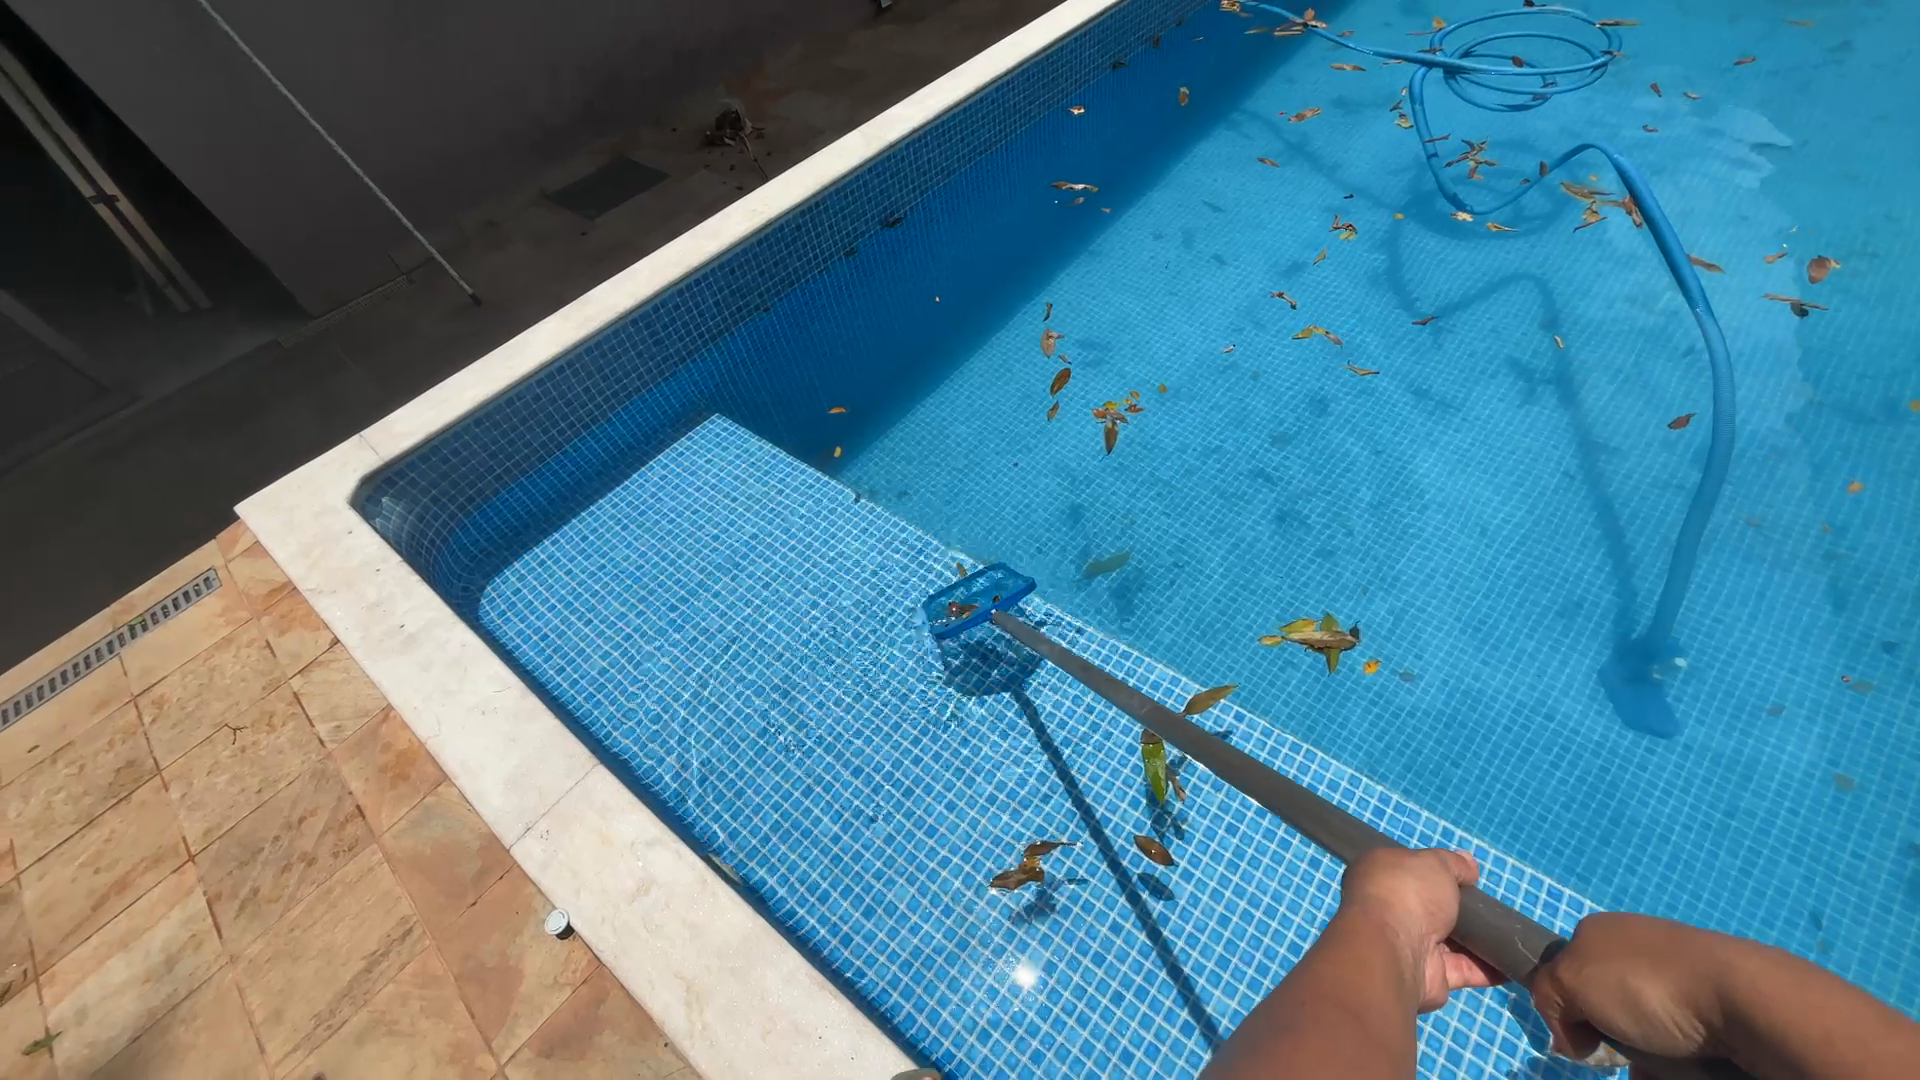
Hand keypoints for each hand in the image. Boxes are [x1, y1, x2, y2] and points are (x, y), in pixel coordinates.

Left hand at [1336, 848, 1504, 1012]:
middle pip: (1429, 906)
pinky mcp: (1428, 973)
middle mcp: (1388, 907)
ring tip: (1508, 935)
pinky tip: (1512, 965)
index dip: (1432, 872)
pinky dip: (1487, 968)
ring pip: (1447, 940)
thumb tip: (1468, 862)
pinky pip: (1463, 969)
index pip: (1406, 870)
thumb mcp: (1433, 864)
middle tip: (1489, 908)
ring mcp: (1407, 942)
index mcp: (1379, 875)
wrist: (1398, 948)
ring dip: (1475, 940)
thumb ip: (1452, 863)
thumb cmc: (1409, 892)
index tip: (1463, 876)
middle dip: (1457, 908)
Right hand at [1529, 913, 1734, 1061]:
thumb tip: (1571, 1037)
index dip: (1570, 1005)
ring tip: (1659, 1075)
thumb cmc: (1644, 984)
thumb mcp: (1568, 982)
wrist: (1748, 1001)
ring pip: (1655, 1033)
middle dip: (1613, 1041)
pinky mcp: (1730, 1011)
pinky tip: (1688, 1076)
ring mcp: (1688, 979)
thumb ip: (1548, 999)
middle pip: (1612, 1006)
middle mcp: (1642, 950)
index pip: (1571, 969)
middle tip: (1622, 1063)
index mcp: (1602, 933)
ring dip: (1650, 1063)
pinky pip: (1693, 1050)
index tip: (1581, 1036)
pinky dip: (1683, 1069)